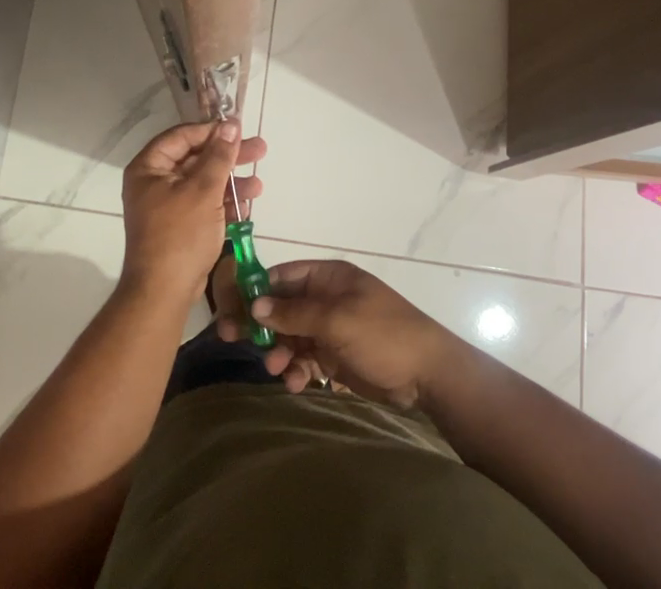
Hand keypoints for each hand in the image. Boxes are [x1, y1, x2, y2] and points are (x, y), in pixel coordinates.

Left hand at [120, 121, 265, 298]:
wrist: (164, 290)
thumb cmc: (180, 234)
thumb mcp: (203, 191)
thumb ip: (219, 156)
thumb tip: (231, 125)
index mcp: (149, 168)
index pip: (181, 137)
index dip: (211, 131)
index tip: (239, 130)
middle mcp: (154, 182)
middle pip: (195, 159)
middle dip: (228, 156)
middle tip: (260, 150)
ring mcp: (167, 205)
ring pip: (203, 183)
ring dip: (231, 182)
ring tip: (259, 184)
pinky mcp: (180, 225)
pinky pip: (203, 204)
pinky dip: (223, 203)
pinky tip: (247, 204)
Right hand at [238, 259, 462, 408]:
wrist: (429, 376)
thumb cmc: (384, 335)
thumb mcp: (337, 320)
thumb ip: (294, 313)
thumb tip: (255, 306)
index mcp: (328, 278)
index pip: (281, 276)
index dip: (254, 291)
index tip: (230, 309)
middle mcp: (326, 299)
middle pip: (281, 307)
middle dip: (261, 325)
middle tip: (233, 339)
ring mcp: (331, 328)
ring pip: (289, 335)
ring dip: (279, 351)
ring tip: (277, 368)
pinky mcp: (335, 355)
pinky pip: (305, 358)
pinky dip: (296, 369)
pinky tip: (296, 383)